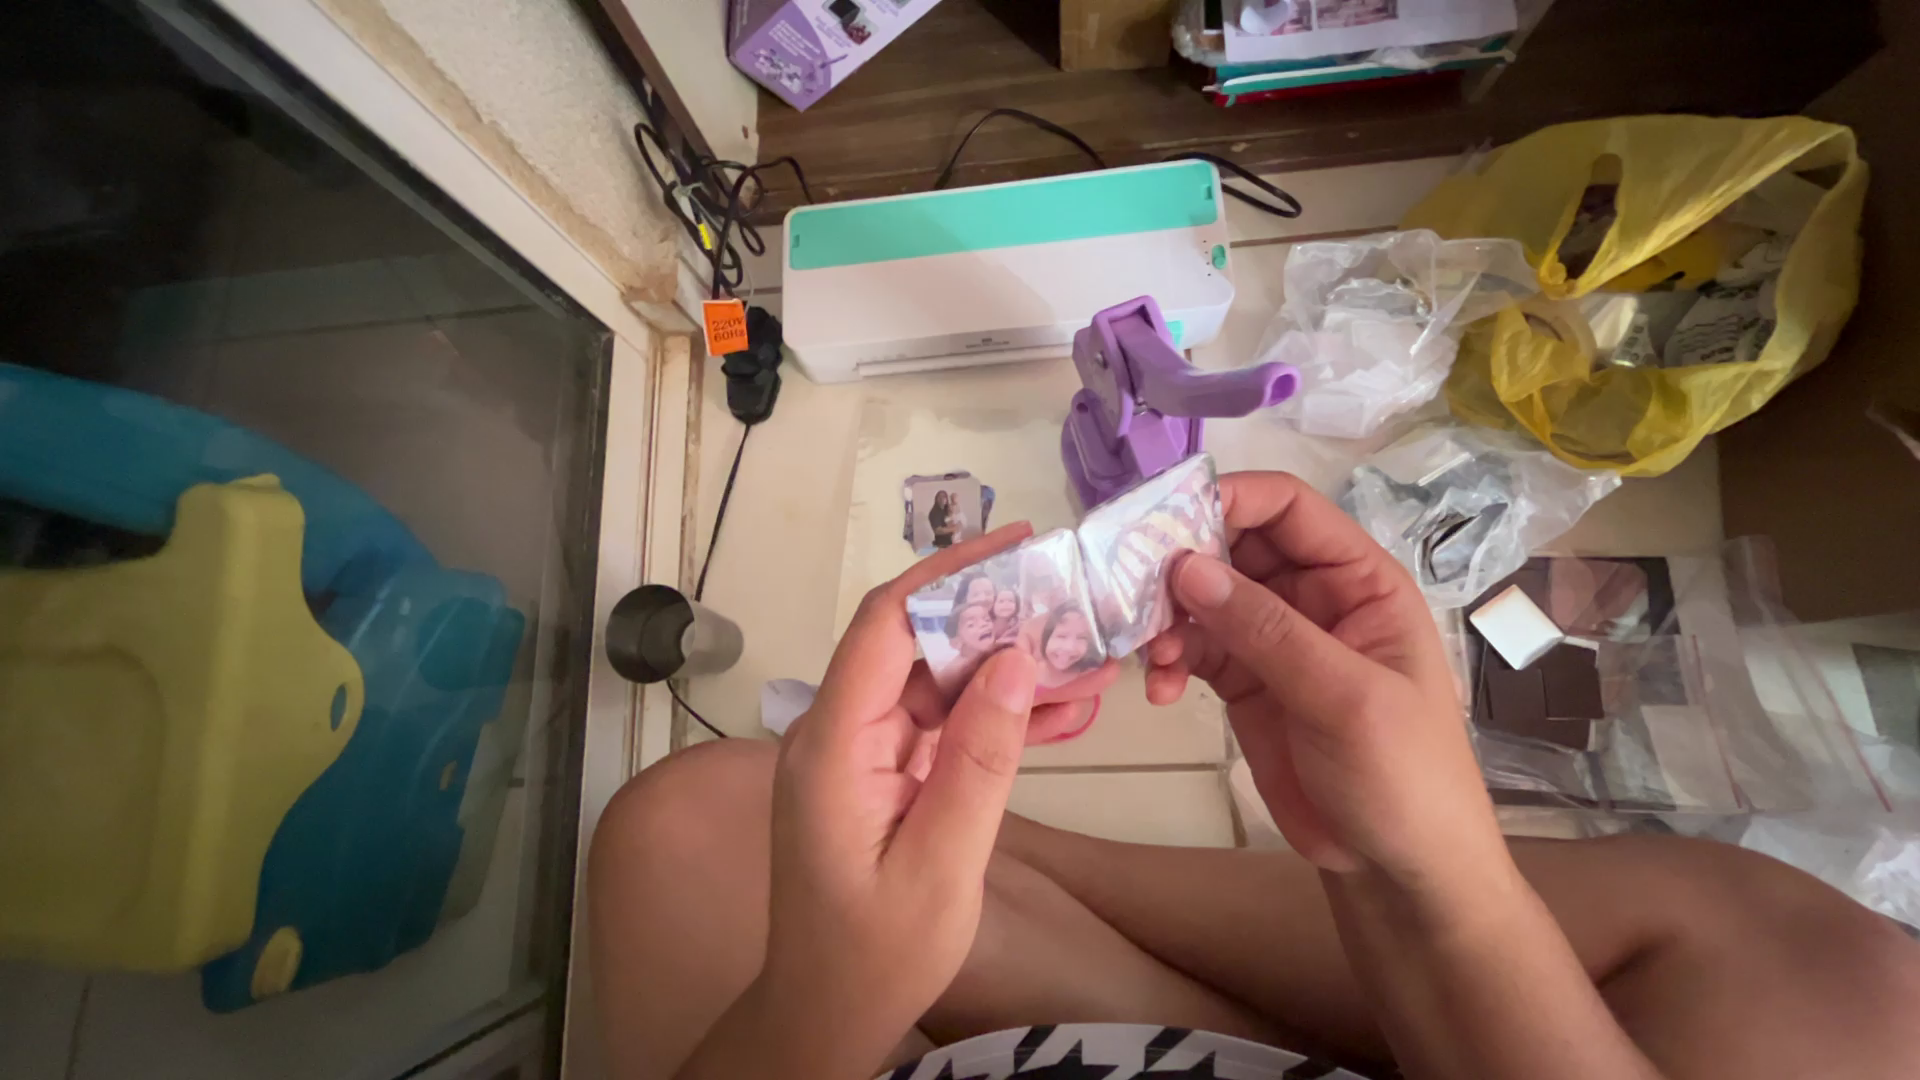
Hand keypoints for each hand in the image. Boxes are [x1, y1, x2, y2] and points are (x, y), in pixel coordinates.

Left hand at [757, 525, 1081, 1071]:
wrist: (830, 1013)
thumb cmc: (877, 954)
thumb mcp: (941, 865)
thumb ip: (978, 760)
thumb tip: (1016, 661)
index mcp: (833, 741)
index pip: (886, 625)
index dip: (948, 576)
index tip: (1016, 546)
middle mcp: (840, 728)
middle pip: (917, 644)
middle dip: (994, 619)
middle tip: (1067, 602)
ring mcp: (863, 746)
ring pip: (940, 681)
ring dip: (1006, 671)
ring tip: (1082, 662)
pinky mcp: (886, 766)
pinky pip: (944, 723)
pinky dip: (995, 716)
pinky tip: (1057, 713)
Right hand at [1144, 472, 1506, 898]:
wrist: (1393, 866)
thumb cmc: (1401, 775)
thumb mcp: (1343, 696)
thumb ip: (1264, 629)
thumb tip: (1183, 565)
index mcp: (1355, 579)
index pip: (1287, 509)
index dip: (1229, 499)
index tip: (1164, 517)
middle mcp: (1308, 596)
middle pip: (1231, 547)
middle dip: (1181, 564)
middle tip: (1134, 589)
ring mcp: (1270, 638)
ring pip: (1202, 597)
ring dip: (1167, 618)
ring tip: (1151, 654)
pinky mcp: (1240, 677)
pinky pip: (1191, 646)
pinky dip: (1167, 660)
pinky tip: (1159, 691)